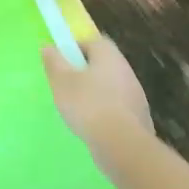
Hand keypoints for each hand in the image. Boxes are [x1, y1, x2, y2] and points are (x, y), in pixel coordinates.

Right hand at [42, 37, 152, 155]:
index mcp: (109, 56)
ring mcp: (136, 97)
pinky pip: (118, 108)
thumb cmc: (87, 104)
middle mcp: (127, 72)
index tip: (62, 61)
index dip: (76, 48)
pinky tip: (93, 124)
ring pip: (111, 87)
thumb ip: (53, 61)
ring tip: (77, 107)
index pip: (94, 42)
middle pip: (103, 65)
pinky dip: (105, 112)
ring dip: (96, 93)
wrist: (123, 146)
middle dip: (85, 72)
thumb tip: (48, 46)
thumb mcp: (61, 80)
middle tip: (67, 83)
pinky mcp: (140, 119)